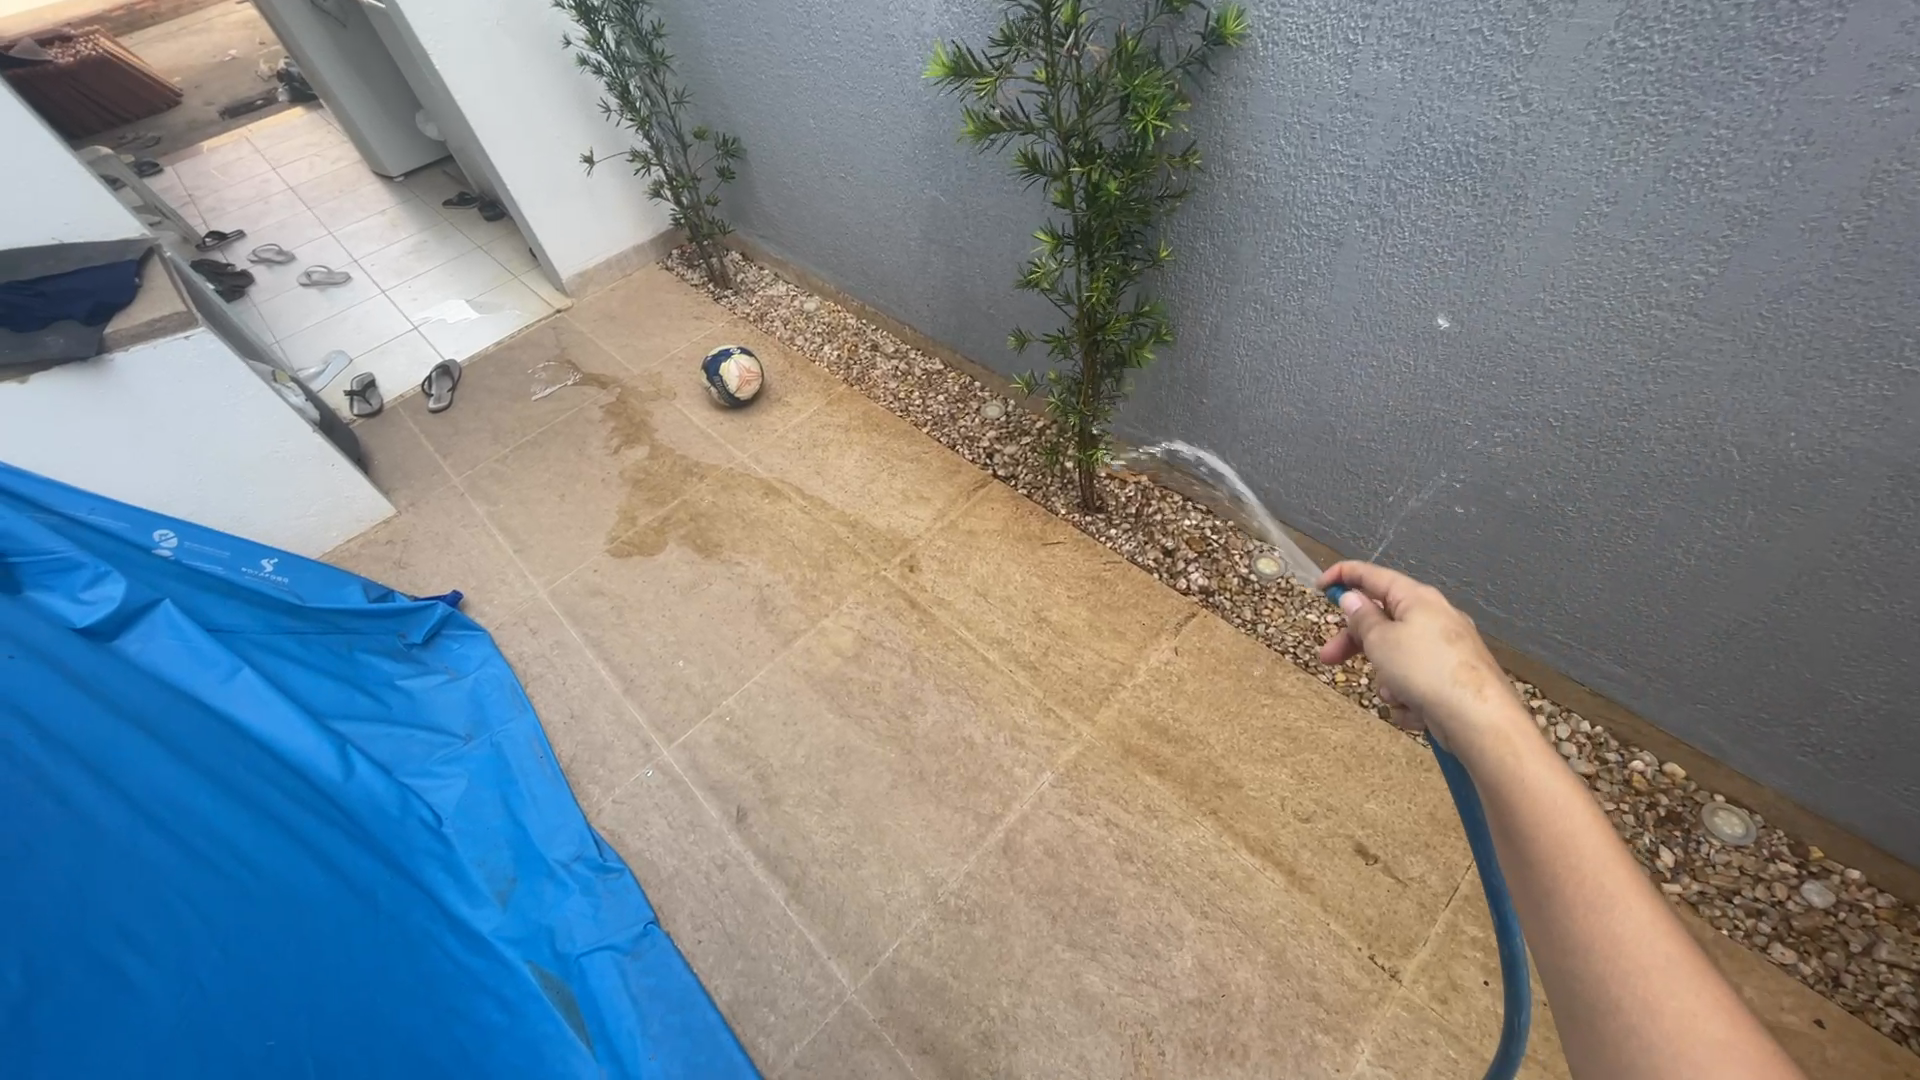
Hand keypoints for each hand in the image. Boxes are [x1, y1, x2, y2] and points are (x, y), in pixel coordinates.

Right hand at [1316, 560, 1526, 754]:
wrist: (1480, 721)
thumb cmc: (1425, 670)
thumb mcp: (1380, 640)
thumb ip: (1362, 618)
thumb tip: (1353, 598)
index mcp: (1417, 599)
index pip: (1372, 575)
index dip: (1342, 576)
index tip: (1319, 587)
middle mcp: (1433, 618)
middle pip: (1380, 621)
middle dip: (1354, 642)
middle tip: (1327, 658)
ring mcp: (1444, 650)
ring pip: (1394, 655)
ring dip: (1384, 676)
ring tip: (1393, 694)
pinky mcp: (1450, 679)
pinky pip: (1413, 680)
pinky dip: (1407, 695)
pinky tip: (1415, 709)